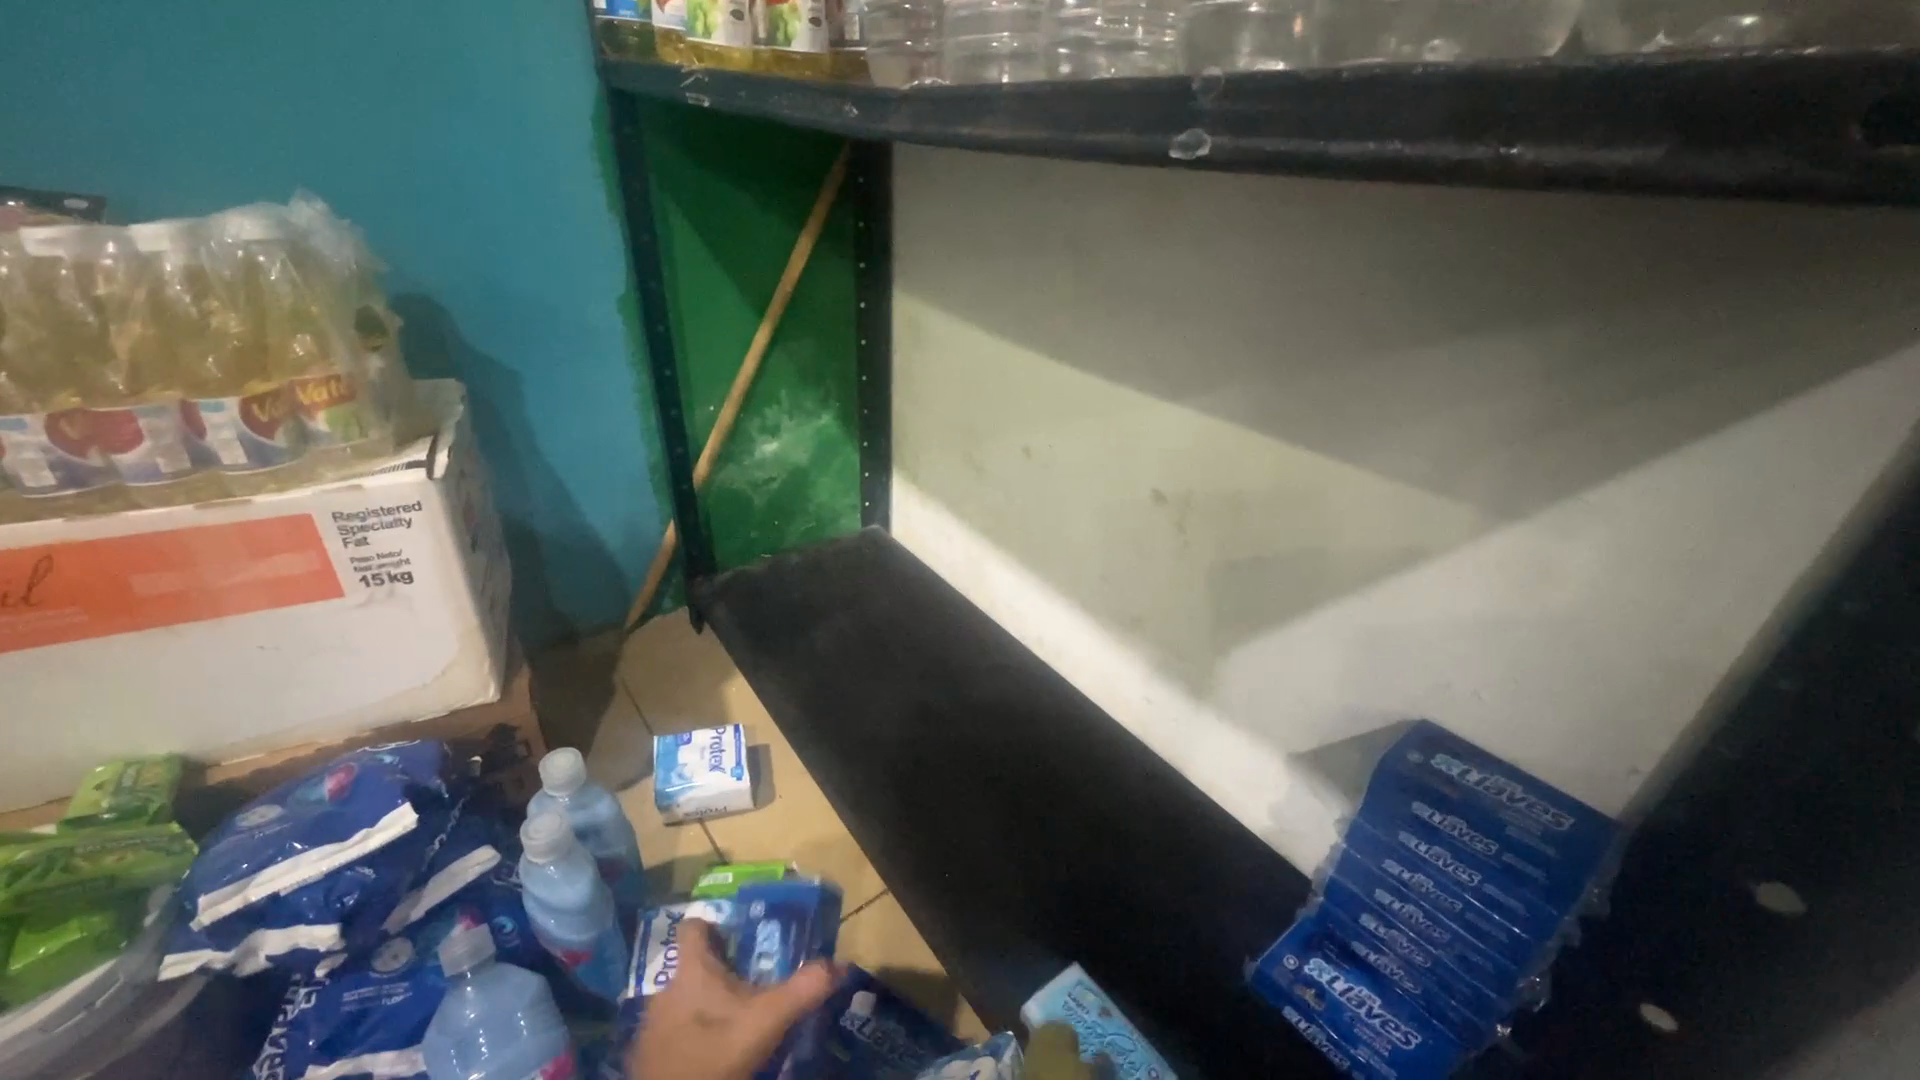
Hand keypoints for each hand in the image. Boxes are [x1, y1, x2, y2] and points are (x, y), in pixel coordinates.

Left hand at [628, 917, 840, 1079]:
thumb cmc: (713, 1055)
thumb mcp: (767, 1020)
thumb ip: (803, 989)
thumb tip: (838, 964)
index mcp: (691, 969)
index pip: (694, 924)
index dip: (718, 922)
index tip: (747, 930)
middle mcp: (667, 988)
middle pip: (697, 961)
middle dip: (727, 963)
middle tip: (761, 970)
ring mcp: (656, 1023)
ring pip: (690, 996)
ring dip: (714, 998)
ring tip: (746, 1008)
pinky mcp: (655, 1053)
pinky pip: (681, 1026)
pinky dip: (702, 1028)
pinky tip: (725, 1042)